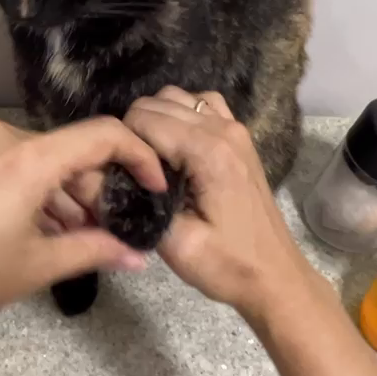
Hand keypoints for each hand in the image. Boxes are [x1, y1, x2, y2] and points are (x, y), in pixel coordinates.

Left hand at [0, 116, 166, 340]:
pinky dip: (34, 195)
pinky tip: (41, 233)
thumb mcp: (36, 265)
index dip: (138, 157)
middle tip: (108, 233)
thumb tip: (137, 257)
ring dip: (64, 197)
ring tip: (76, 241)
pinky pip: (12, 169)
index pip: (101, 136)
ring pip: (40, 163)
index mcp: (27, 156)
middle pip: (69, 153)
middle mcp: (1, 139)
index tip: (154, 187)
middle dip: (95, 191)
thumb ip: (93, 252)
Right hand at [122, 87, 320, 321]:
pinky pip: (200, 105)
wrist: (274, 277)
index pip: (142, 119)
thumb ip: (136, 203)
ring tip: (154, 161)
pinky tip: (177, 149)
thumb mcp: (175, 244)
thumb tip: (102, 176)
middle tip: (135, 174)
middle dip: (135, 131)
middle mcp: (223, 129)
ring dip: (156, 122)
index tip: (125, 177)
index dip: (124, 145)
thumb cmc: (226, 265)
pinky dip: (181, 117)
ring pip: (176, 98)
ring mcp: (235, 128)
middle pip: (156, 102)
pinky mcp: (239, 137)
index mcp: (207, 152)